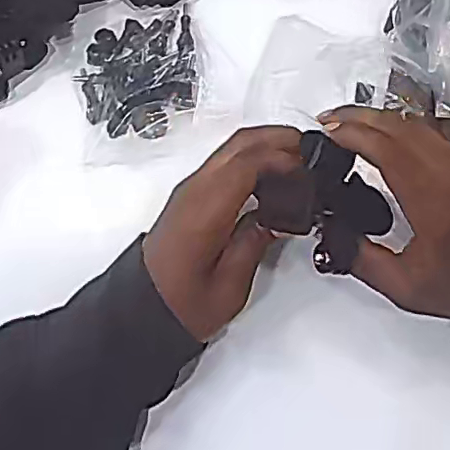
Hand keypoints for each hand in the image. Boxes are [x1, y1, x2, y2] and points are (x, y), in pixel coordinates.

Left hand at [143, 126, 302, 340]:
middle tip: (310, 148)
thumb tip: (276, 216)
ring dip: (266, 144)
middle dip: (278, 138)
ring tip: (297, 159)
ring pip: (233, 147)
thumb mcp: (228, 287)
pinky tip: (271, 172)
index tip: (305, 168)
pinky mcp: (192, 193)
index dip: (281, 157)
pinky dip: (253, 155)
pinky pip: (226, 159)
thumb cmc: (178, 305)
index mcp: (204, 210)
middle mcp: (195, 190)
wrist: (139, 311)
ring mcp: (191, 188)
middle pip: (240, 143)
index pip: (246, 162)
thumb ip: (255, 243)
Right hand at [320, 106, 449, 329]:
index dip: (353, 134)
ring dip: (377, 118)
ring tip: (346, 123)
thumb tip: (331, 234)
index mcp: (432, 202)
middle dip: (358, 118)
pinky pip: (425, 131)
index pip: (387, 150)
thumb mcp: (406, 288)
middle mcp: (446, 173)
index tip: (327, 131)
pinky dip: (397, 125)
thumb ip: (364, 260)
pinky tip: (381, 132)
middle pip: (397, 127)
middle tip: (328, 121)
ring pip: (412, 124)